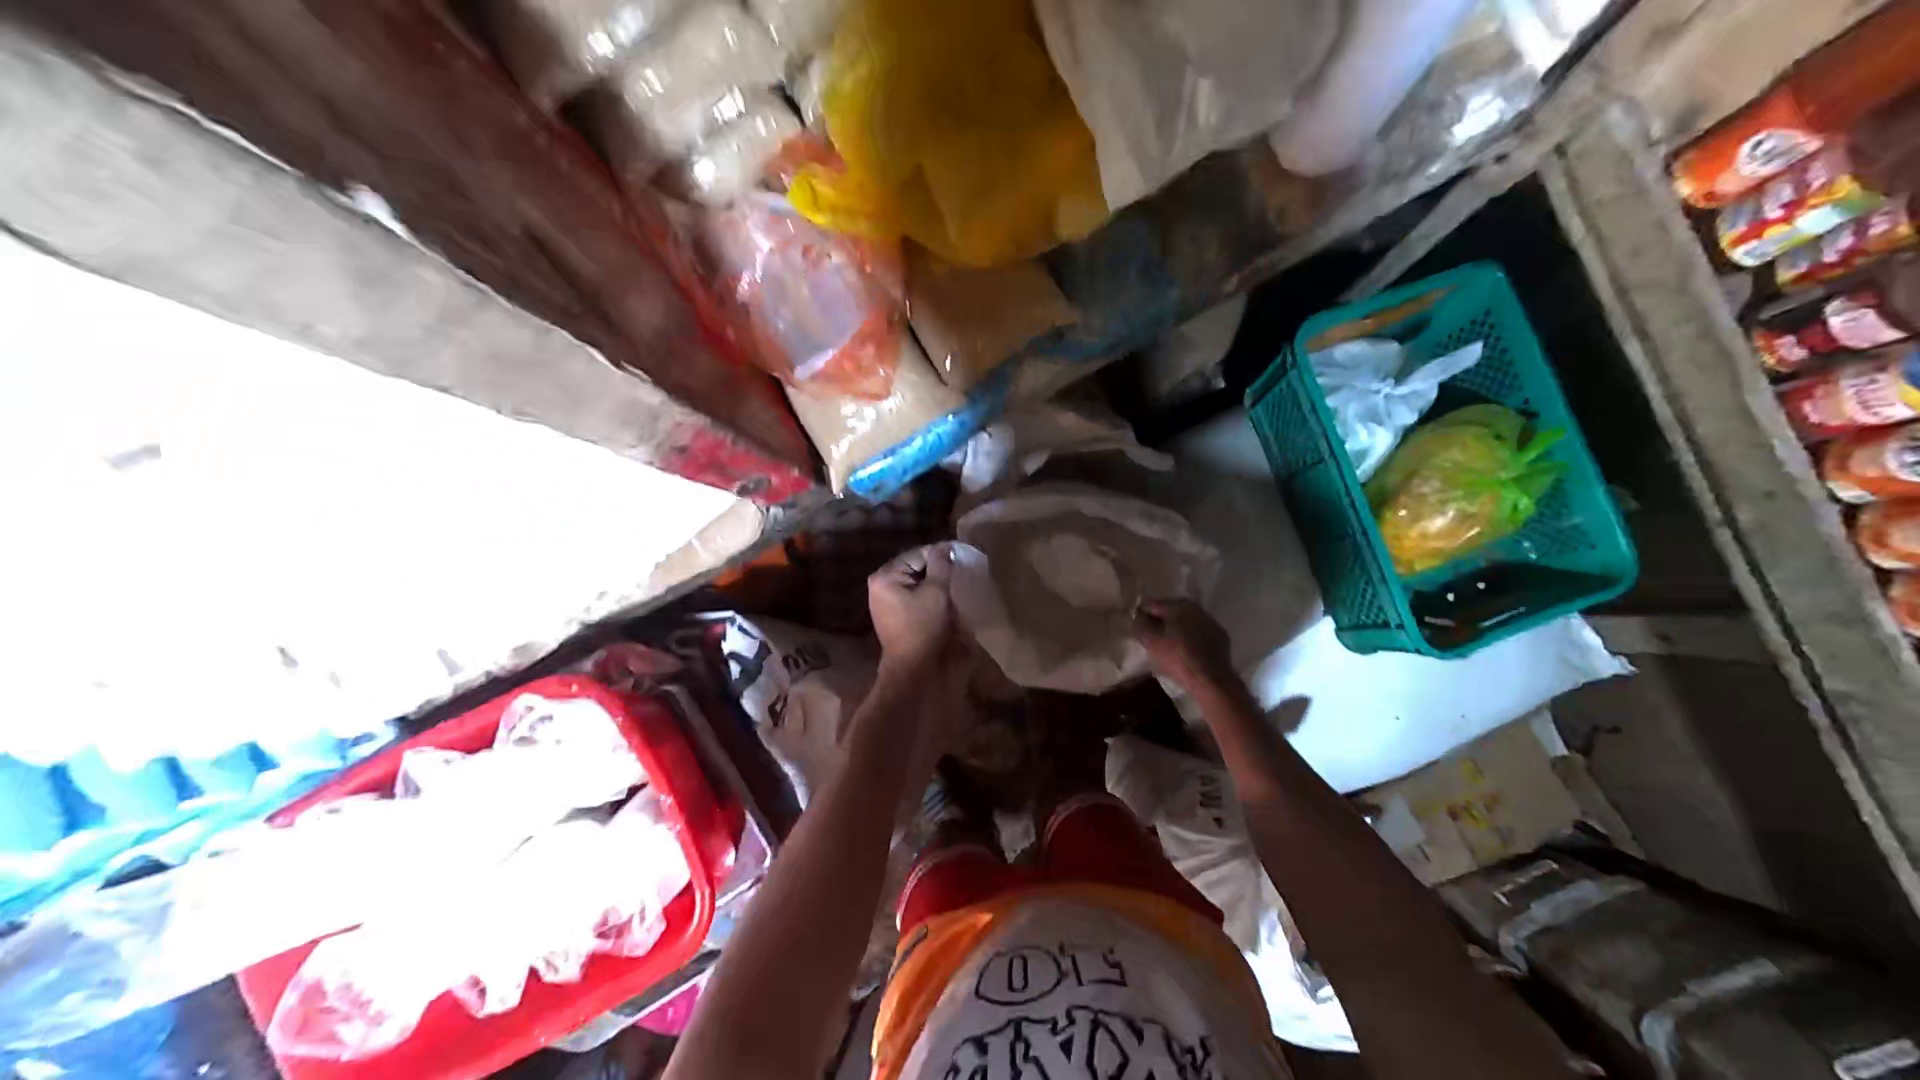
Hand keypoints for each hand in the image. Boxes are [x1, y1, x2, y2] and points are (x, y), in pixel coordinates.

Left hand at [869, 543, 955, 673]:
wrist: (917, 671)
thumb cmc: (925, 628)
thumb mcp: (937, 591)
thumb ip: (942, 565)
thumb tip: (946, 547)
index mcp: (884, 577)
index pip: (918, 554)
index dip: (941, 554)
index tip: (963, 555)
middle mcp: (881, 586)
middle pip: (916, 567)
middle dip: (939, 568)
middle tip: (962, 569)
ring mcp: (887, 602)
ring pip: (918, 582)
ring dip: (937, 582)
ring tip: (957, 583)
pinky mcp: (897, 616)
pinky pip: (916, 596)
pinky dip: (931, 595)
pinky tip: (947, 598)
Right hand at [1134, 599, 1233, 691]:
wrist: (1212, 680)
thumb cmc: (1177, 658)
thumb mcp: (1151, 642)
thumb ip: (1140, 625)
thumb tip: (1137, 616)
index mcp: (1178, 605)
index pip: (1151, 605)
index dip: (1140, 616)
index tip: (1136, 629)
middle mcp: (1196, 608)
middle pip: (1170, 612)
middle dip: (1159, 623)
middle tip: (1150, 639)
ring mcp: (1211, 622)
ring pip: (1185, 623)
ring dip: (1175, 630)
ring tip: (1168, 646)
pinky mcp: (1221, 637)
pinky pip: (1199, 634)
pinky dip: (1190, 639)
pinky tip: (1186, 652)